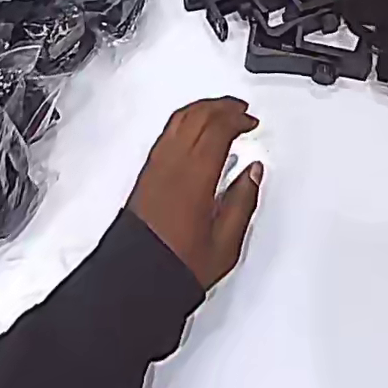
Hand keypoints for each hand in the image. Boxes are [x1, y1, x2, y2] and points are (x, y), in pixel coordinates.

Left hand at [127, 97, 263, 288]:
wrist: (134, 281)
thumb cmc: (176, 266)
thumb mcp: (225, 243)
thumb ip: (242, 201)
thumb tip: (253, 172)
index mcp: (195, 176)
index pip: (218, 128)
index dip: (238, 118)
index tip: (251, 121)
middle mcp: (172, 163)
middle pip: (198, 115)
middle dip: (222, 106)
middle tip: (240, 109)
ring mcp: (156, 165)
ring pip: (180, 118)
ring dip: (203, 108)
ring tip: (220, 111)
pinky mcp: (147, 171)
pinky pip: (168, 130)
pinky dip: (186, 118)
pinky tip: (195, 127)